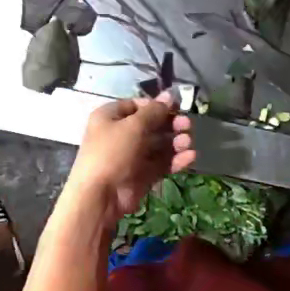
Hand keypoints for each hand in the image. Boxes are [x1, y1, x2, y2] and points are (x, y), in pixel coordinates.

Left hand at [65, 94, 195, 219]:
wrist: (99, 195)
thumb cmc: (111, 152)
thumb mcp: (132, 126)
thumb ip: (154, 111)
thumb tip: (169, 95)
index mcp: (110, 118)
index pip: (136, 106)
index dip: (156, 106)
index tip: (176, 106)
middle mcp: (120, 135)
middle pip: (150, 125)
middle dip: (170, 124)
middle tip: (186, 125)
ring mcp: (131, 156)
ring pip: (158, 145)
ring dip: (175, 142)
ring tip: (187, 142)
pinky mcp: (142, 175)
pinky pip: (161, 163)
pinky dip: (175, 160)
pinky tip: (189, 157)